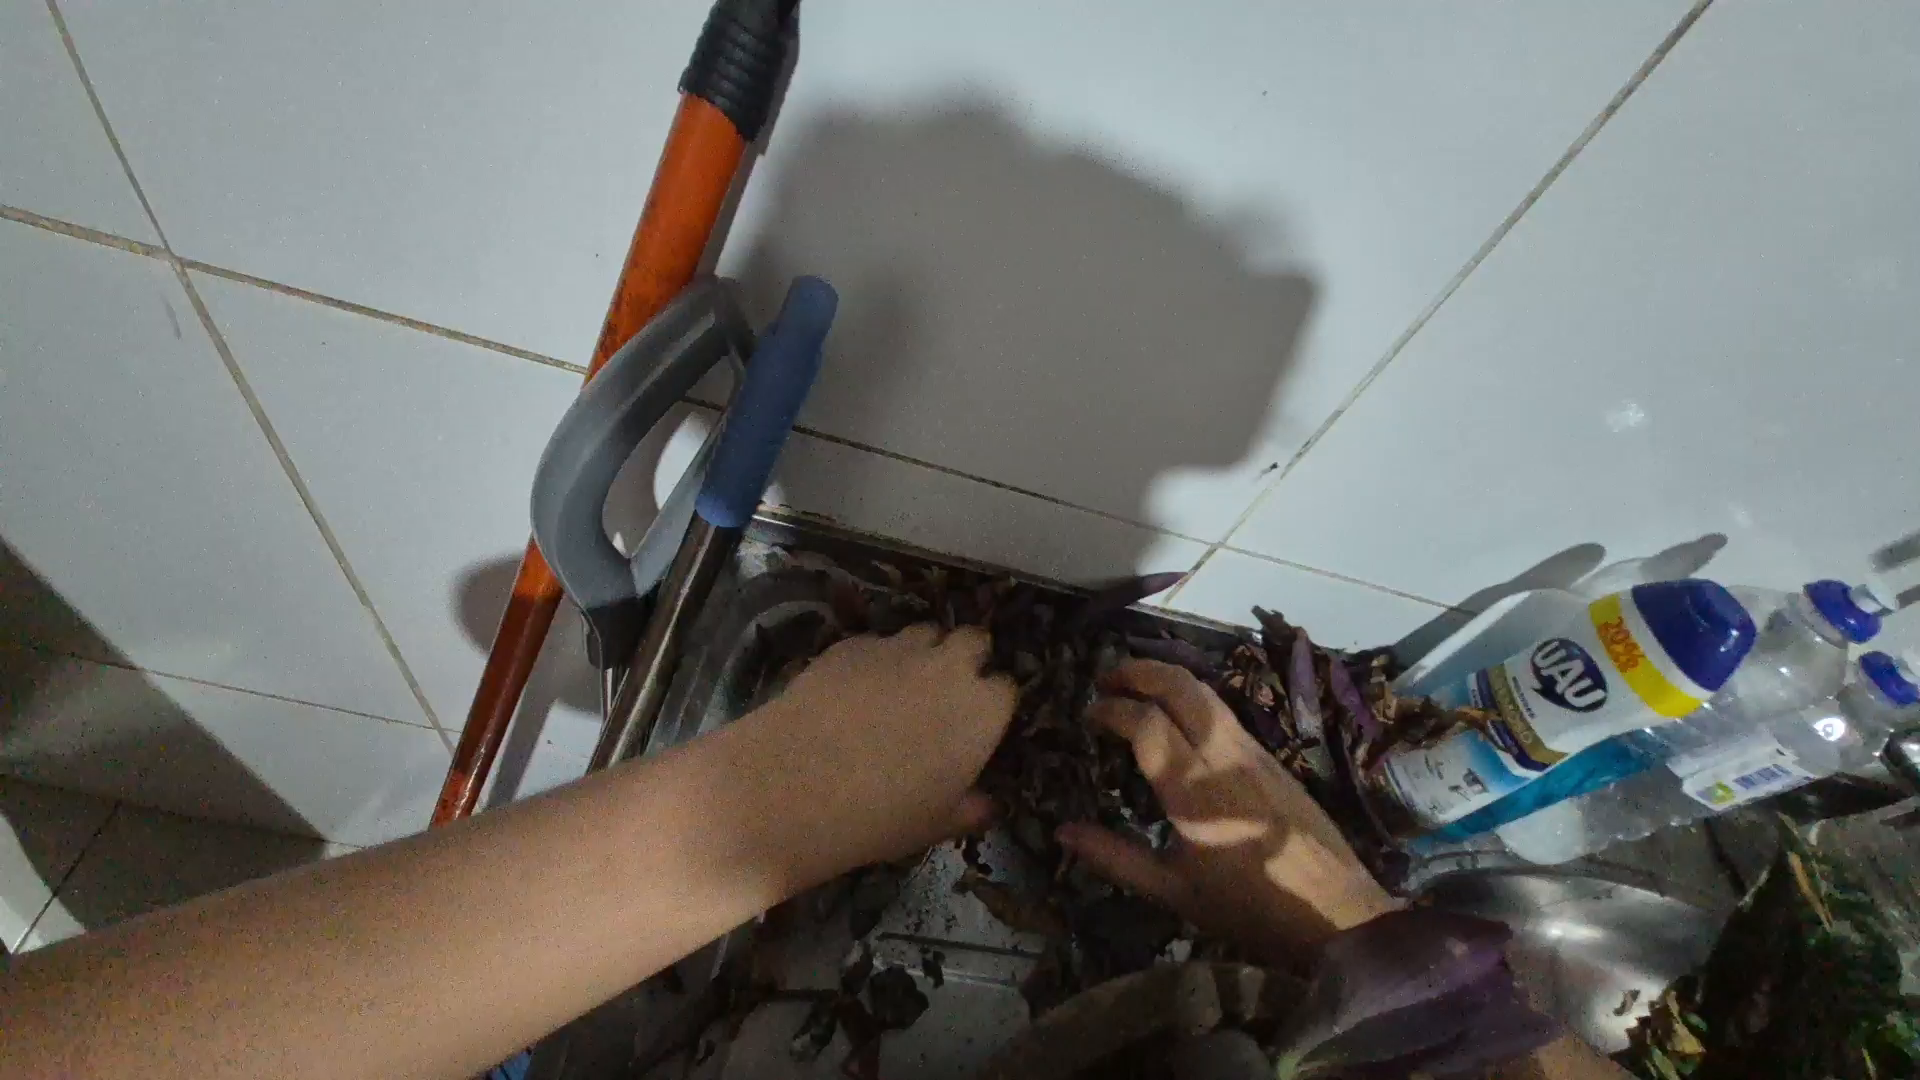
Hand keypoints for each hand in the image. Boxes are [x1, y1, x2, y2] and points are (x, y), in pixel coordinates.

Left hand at [720, 624, 1015, 886]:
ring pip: (926, 633)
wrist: (796, 784)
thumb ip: (971, 809)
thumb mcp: (936, 825)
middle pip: (973, 640)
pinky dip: (876, 660)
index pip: (1006, 688)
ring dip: (924, 652)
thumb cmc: (880, 816)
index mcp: (981, 710)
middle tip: (946, 690)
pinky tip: (854, 689)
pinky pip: (878, 642)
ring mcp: (898, 648)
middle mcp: (948, 667)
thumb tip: (989, 805)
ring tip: (901, 684)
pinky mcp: (854, 643)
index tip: (977, 722)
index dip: (992, 703)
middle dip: (967, 657)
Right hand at [1057, 659, 1395, 961]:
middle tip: (1106, 678)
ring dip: (1164, 677)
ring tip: (1136, 687)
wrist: (1339, 914)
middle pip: (1178, 684)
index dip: (1109, 709)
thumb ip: (1114, 857)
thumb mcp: (1172, 890)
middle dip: (1137, 670)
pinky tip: (1177, 719)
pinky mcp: (1270, 756)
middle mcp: (1221, 753)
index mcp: (1192, 785)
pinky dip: (1189, 697)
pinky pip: (1222, 709)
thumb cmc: (1248, 906)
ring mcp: (1251, 749)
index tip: (1087, 714)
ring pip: (1204, 690)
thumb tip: (1062, 831)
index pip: (1143, 721)